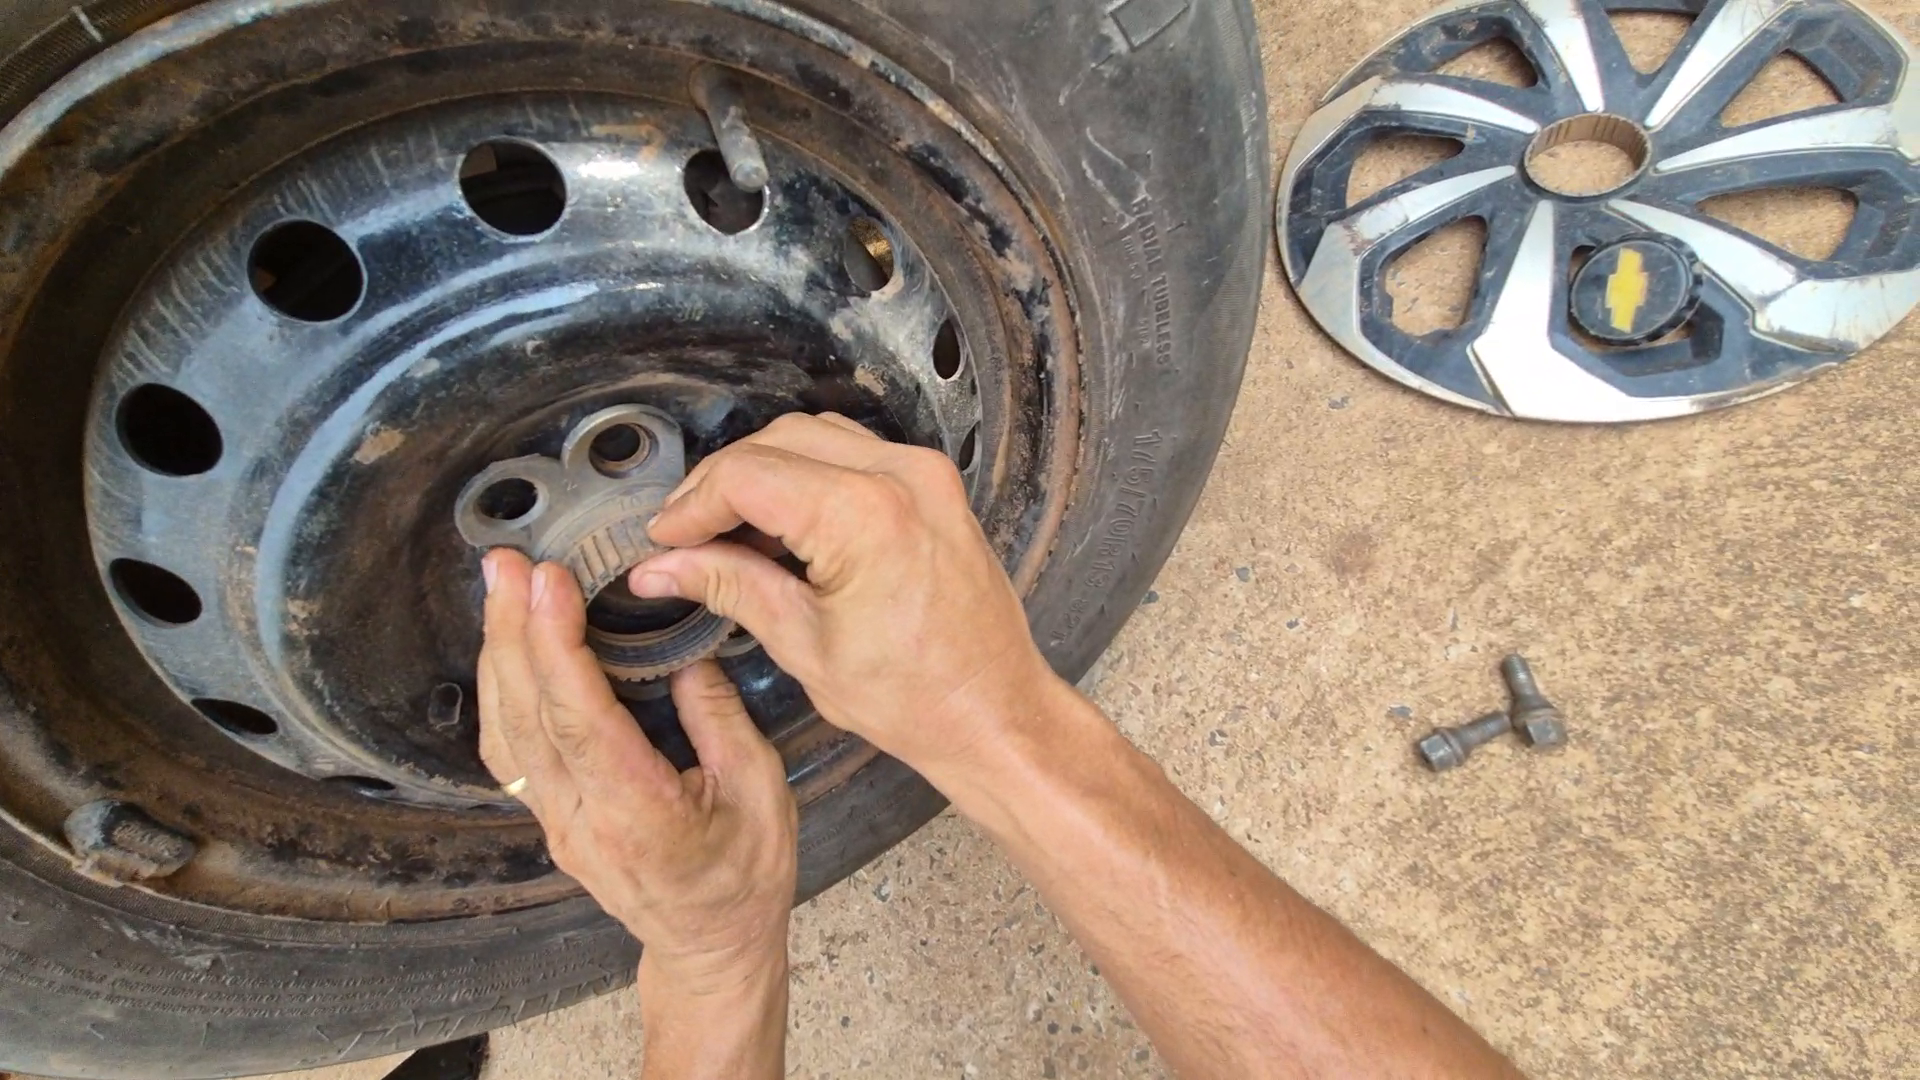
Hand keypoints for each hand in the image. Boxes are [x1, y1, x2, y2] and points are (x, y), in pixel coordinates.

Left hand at [476, 549, 797, 992]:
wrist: (712, 941)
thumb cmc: (747, 867)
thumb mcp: (758, 785)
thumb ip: (717, 716)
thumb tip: (682, 654)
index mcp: (639, 809)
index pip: (580, 720)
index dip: (555, 646)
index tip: (545, 583)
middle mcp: (580, 816)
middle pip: (527, 718)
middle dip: (510, 631)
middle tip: (503, 563)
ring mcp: (557, 821)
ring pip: (506, 732)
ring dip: (498, 654)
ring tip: (498, 590)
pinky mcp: (554, 817)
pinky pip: (514, 750)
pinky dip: (504, 689)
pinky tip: (509, 649)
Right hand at [629, 413, 1055, 774]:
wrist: (994, 708)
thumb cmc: (912, 697)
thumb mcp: (804, 644)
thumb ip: (730, 586)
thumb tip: (661, 567)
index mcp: (864, 514)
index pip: (747, 475)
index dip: (692, 504)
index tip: (664, 538)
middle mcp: (901, 475)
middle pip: (779, 441)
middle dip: (722, 483)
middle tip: (688, 535)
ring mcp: (927, 474)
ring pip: (817, 437)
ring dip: (767, 471)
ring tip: (733, 529)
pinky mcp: (938, 486)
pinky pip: (857, 453)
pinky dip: (813, 473)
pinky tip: (789, 520)